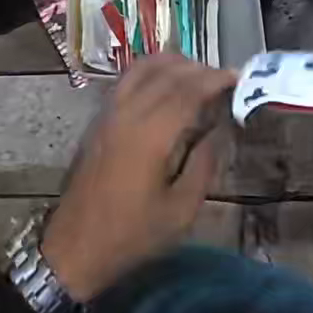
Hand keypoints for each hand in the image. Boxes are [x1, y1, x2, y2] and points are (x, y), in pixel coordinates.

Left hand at [43, 54, 236, 300]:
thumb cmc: (132, 234)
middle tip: (224, 80)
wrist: (74, 248)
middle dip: (199, 69)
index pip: (189, 89)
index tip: (238, 78)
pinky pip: (127, 80)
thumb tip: (219, 128)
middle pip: (167, 72)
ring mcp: (108, 113)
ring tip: (197, 77)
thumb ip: (204, 163)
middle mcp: (127, 113)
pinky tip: (165, 86)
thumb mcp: (181, 209)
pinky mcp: (98, 119)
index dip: (216, 79)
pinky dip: (150, 72)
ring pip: (142, 68)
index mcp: (151, 134)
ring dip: (173, 65)